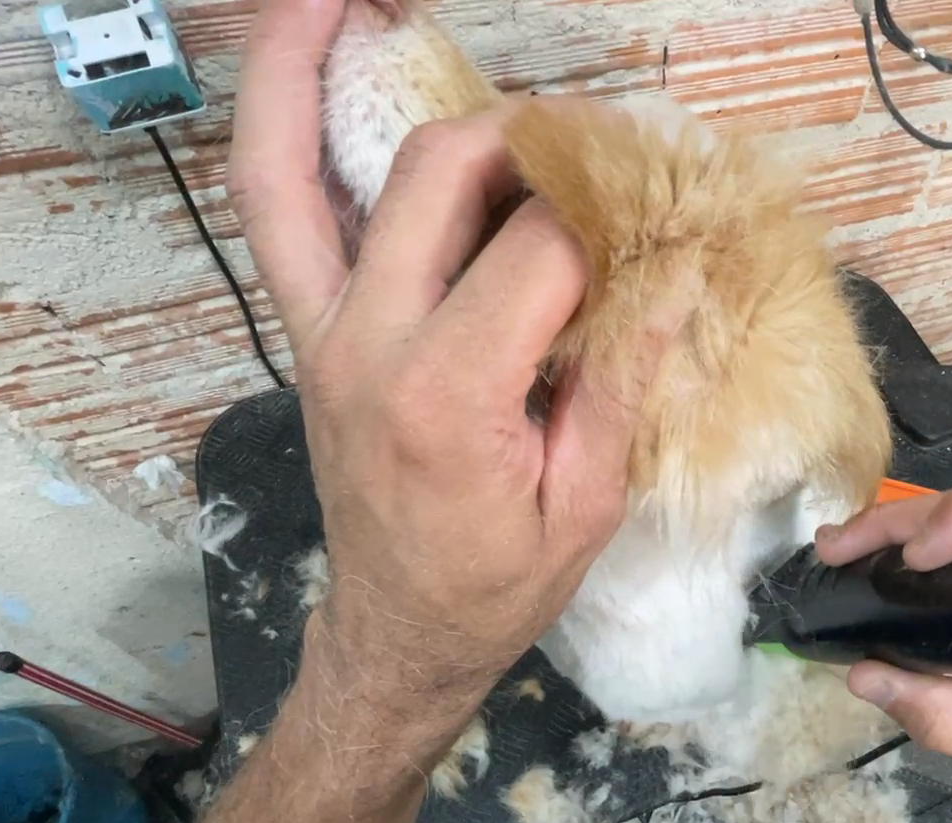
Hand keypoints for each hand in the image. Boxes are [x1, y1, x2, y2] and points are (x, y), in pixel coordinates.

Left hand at [227, 0, 689, 751]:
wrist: (401, 633)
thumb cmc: (497, 588)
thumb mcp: (583, 509)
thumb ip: (621, 386)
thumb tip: (674, 279)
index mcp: (452, 394)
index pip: (541, 250)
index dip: (609, 214)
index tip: (657, 207)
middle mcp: (370, 342)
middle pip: (443, 177)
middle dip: (527, 138)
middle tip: (588, 144)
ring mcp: (322, 331)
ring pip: (306, 165)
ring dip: (322, 61)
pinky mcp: (308, 335)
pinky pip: (276, 212)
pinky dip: (279, 125)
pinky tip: (301, 60)